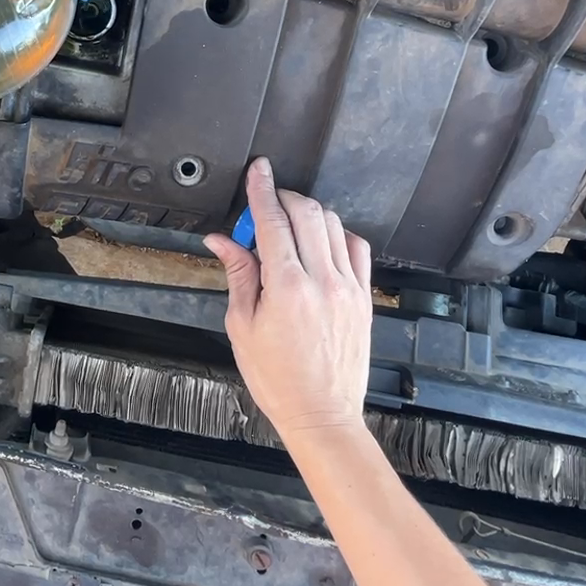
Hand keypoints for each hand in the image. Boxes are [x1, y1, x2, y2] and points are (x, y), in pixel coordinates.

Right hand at [205, 158, 373, 438]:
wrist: (322, 415)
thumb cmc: (277, 378)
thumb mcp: (242, 325)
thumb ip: (237, 274)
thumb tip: (221, 240)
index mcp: (286, 288)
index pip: (273, 220)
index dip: (262, 189)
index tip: (258, 170)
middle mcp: (322, 282)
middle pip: (306, 213)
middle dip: (284, 196)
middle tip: (266, 202)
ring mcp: (348, 288)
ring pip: (333, 224)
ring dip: (308, 213)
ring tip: (288, 226)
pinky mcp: (364, 298)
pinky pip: (356, 247)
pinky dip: (337, 234)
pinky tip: (321, 242)